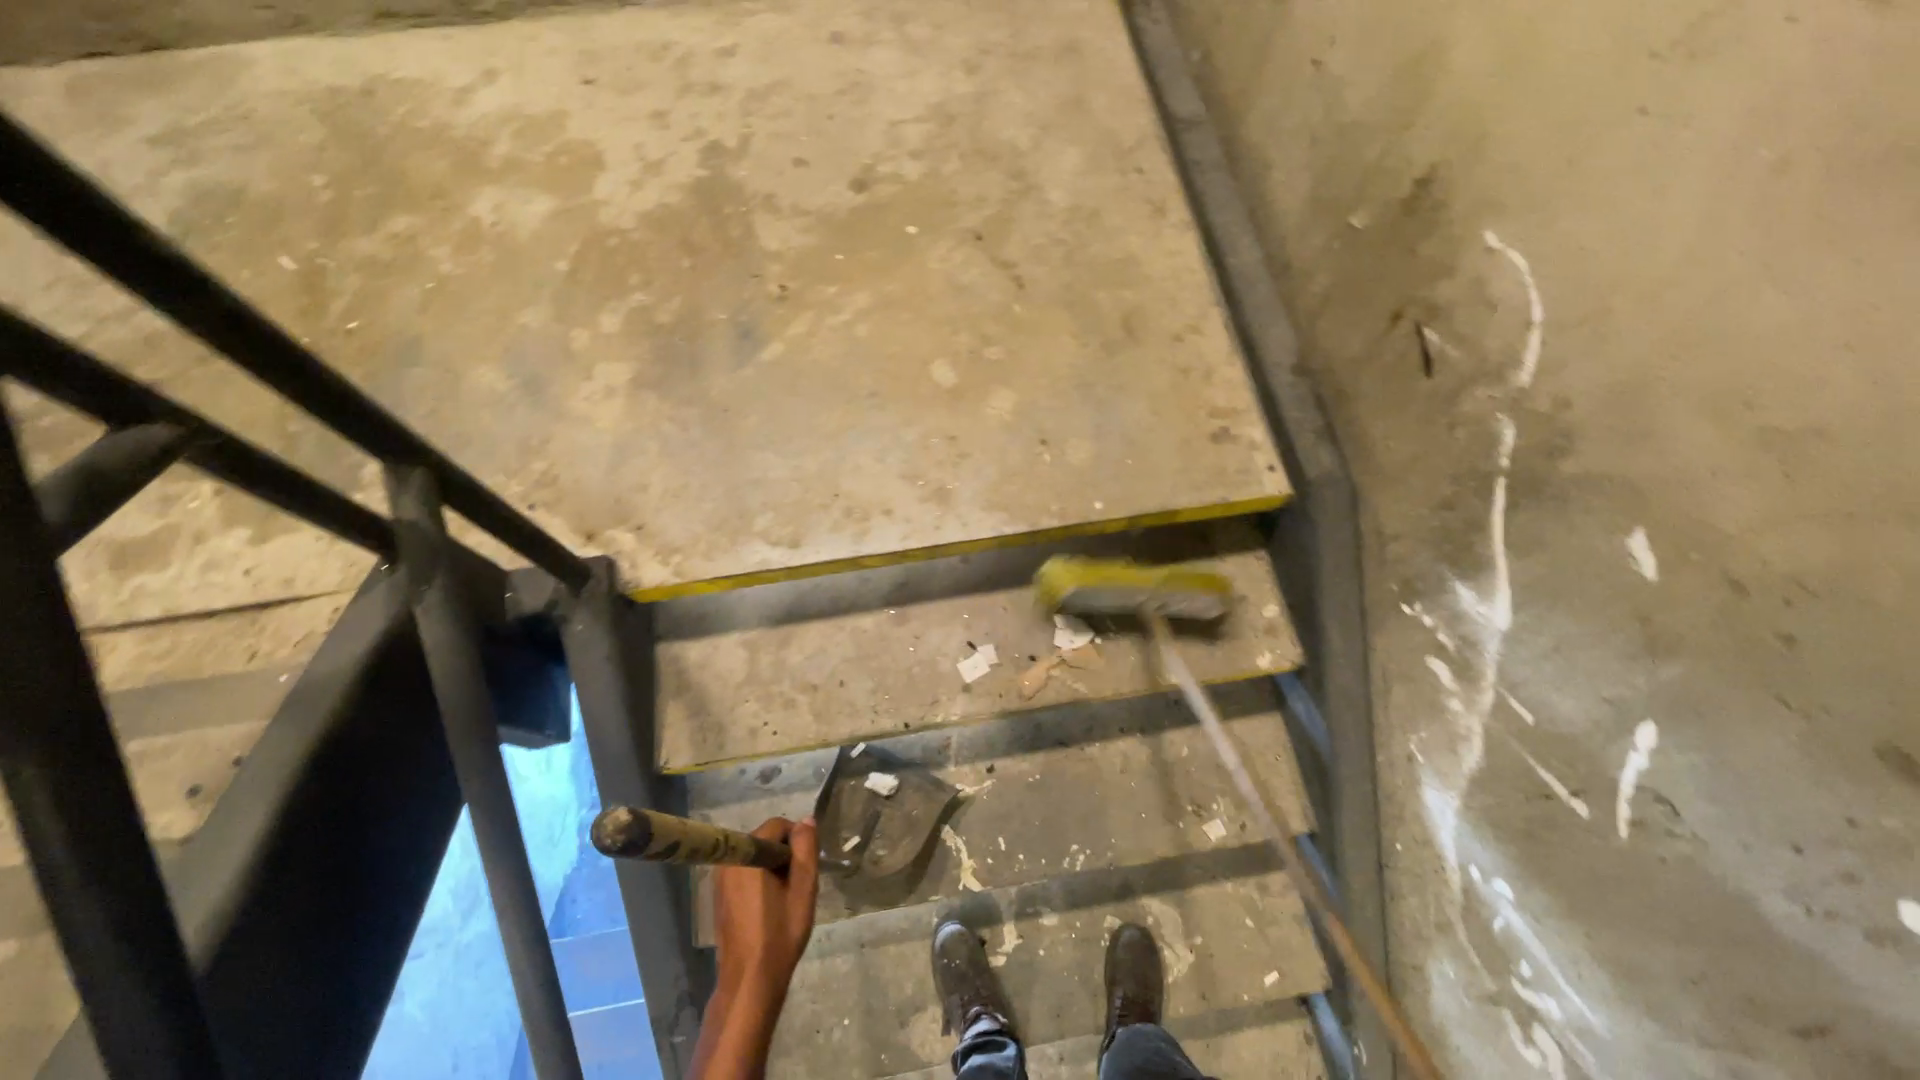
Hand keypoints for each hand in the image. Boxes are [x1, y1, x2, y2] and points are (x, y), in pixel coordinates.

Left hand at [713, 816, 819, 1001]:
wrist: (750, 979)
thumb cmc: (780, 933)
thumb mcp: (803, 889)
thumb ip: (805, 849)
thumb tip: (806, 820)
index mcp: (746, 855)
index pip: (776, 825)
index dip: (797, 838)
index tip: (809, 862)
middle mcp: (727, 861)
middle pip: (763, 839)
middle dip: (785, 853)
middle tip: (801, 881)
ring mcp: (719, 880)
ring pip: (754, 856)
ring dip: (773, 866)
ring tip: (788, 895)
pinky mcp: (719, 896)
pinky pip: (744, 873)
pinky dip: (760, 879)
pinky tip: (771, 905)